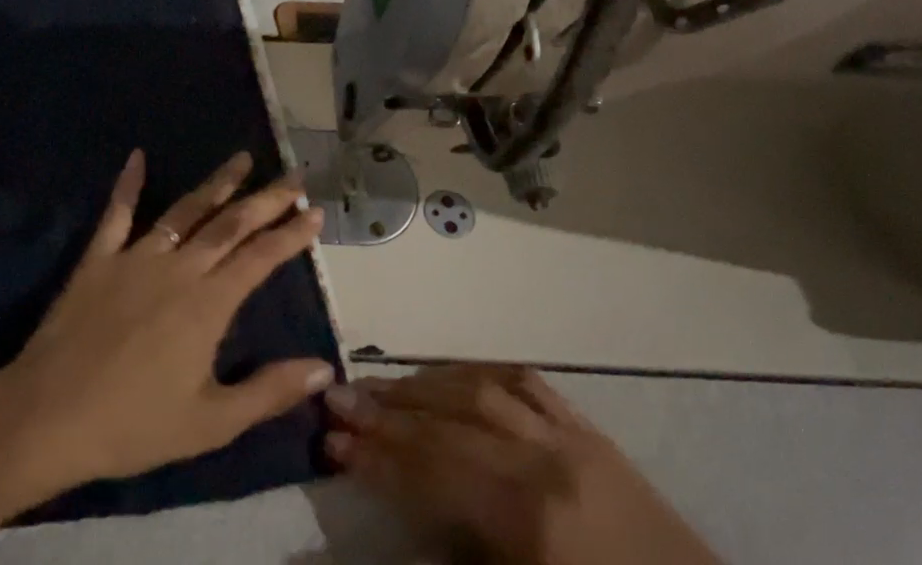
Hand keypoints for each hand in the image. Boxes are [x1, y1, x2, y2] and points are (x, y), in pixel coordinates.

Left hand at [0, 149, 335, 496]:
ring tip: (241, 159)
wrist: (48, 416)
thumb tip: (324, 368)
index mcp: (208, 305)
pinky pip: (116, 214)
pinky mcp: (96, 261)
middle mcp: (177, 269)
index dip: (291, 234)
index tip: (315, 211)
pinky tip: (137, 157)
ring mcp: (133, 259)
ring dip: (215, 184)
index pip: (260, 258)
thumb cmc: (134, 425)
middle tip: (293, 175)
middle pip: (229, 225)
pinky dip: (128, 184)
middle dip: (265, 199)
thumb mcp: (211, 422)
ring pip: (183, 211)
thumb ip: (269, 392)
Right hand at [324, 366, 720, 564]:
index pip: (430, 471)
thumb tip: (391, 516)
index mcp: (528, 518)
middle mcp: (546, 464)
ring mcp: (573, 441)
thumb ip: (448, 548)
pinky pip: (527, 383)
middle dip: (385, 411)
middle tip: (335, 399)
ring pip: (481, 389)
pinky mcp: (593, 433)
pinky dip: (478, 373)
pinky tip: (449, 375)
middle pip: (447, 423)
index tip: (329, 442)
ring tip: (379, 385)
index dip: (375, 456)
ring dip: (422, 384)